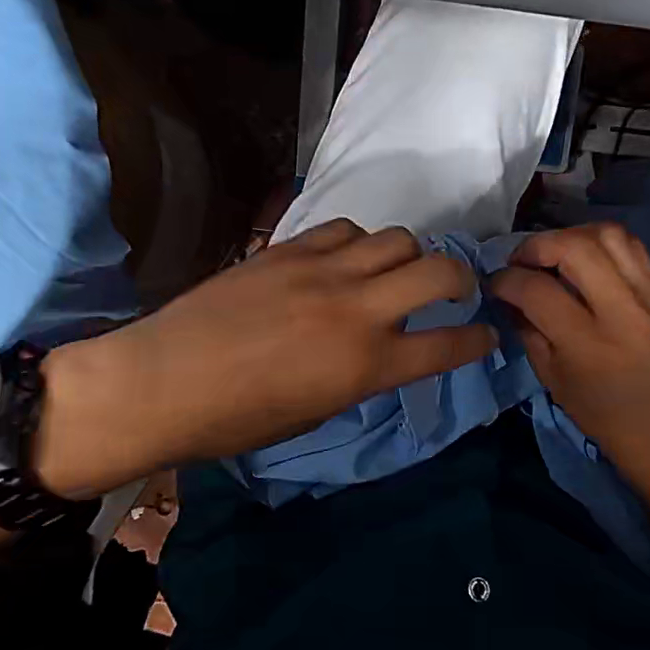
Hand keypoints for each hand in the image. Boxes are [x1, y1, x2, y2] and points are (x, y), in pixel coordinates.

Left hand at [33, 220, 497, 495]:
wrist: (162, 381)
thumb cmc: (237, 420)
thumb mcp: (316, 412)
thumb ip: (361, 376)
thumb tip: (382, 350)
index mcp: (366, 366)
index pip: (447, 345)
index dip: (477, 340)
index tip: (487, 334)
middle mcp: (357, 311)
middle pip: (439, 271)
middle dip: (461, 279)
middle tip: (454, 290)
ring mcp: (323, 271)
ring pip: (396, 238)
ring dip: (408, 255)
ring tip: (392, 271)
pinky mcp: (288, 249)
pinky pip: (345, 229)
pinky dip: (359, 243)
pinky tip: (345, 258)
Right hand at [489, 223, 649, 456]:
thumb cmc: (591, 404)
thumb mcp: (545, 371)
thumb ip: (524, 323)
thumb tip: (503, 286)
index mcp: (589, 343)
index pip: (539, 290)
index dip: (507, 279)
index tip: (495, 283)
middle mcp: (623, 312)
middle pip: (576, 248)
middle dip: (537, 246)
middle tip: (522, 261)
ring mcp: (649, 295)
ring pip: (606, 234)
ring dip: (570, 236)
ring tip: (553, 254)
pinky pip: (628, 243)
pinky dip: (598, 241)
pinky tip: (582, 257)